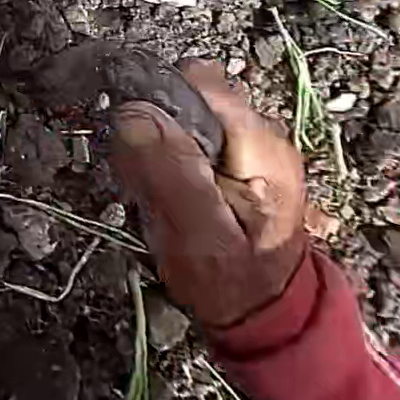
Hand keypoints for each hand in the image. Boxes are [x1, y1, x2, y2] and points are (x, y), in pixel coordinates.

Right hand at [110, 59, 307, 327]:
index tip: (141, 143)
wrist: (266, 316)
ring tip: (165, 187)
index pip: (196, 82)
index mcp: (260, 143)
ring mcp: (254, 140)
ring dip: (166, 141)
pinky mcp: (242, 152)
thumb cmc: (231, 284)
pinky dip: (176, 152)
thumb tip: (133, 113)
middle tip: (153, 178)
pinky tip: (176, 187)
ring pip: (189, 111)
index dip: (159, 102)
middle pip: (191, 94)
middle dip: (161, 125)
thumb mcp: (197, 236)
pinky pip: (196, 131)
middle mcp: (263, 130)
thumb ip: (170, 173)